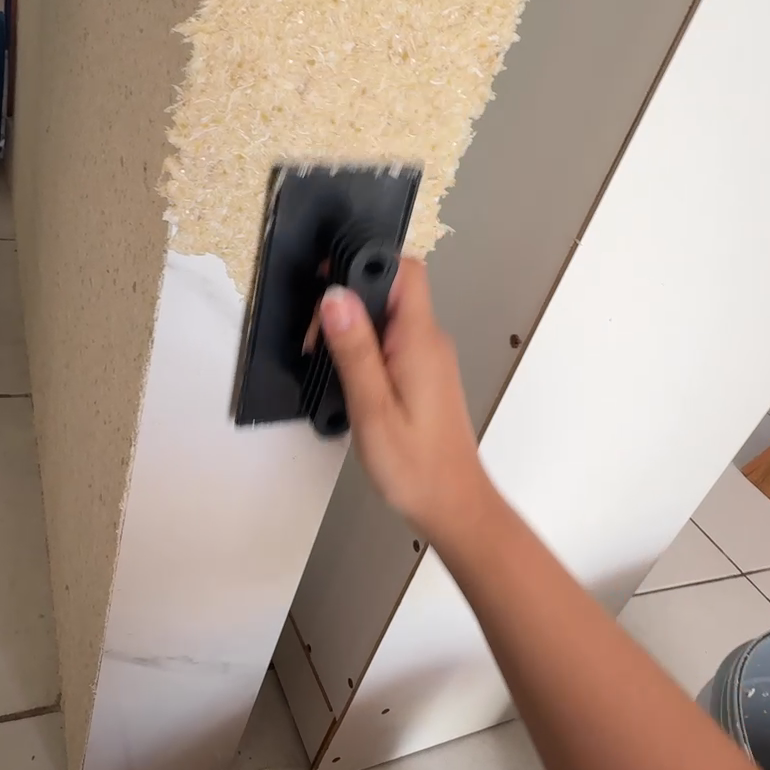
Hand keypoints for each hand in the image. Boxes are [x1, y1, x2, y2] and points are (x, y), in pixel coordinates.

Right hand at [319, 258, 493, 539]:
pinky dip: (366, 346)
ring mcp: (429, 357)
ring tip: (326, 359)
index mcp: (420, 341)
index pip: (404, 271)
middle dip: (349, 299)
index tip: (328, 278)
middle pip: (391, 290)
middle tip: (316, 337)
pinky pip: (393, 340)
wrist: (453, 507)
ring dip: (353, 326)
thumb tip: (336, 295)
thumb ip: (354, 349)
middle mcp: (430, 341)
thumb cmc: (414, 466)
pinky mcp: (424, 374)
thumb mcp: (373, 408)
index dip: (366, 262)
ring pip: (389, 316)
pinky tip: (349, 376)